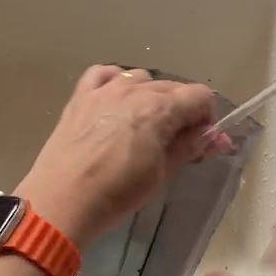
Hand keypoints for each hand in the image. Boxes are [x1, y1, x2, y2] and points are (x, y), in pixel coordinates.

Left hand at [14, 66, 217, 247]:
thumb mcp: (160, 175)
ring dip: (150, 97)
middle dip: (181, 111)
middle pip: (172, 87)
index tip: (199, 142)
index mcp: (159, 108)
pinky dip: (116, 82)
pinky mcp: (80, 97)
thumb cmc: (116, 193)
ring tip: (142, 127)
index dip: (206, 119)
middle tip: (175, 143)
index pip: (200, 96)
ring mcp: (104, 89)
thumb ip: (188, 148)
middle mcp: (133, 89)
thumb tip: (213, 137)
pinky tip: (115, 103)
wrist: (63, 201)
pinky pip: (104, 74)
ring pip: (140, 78)